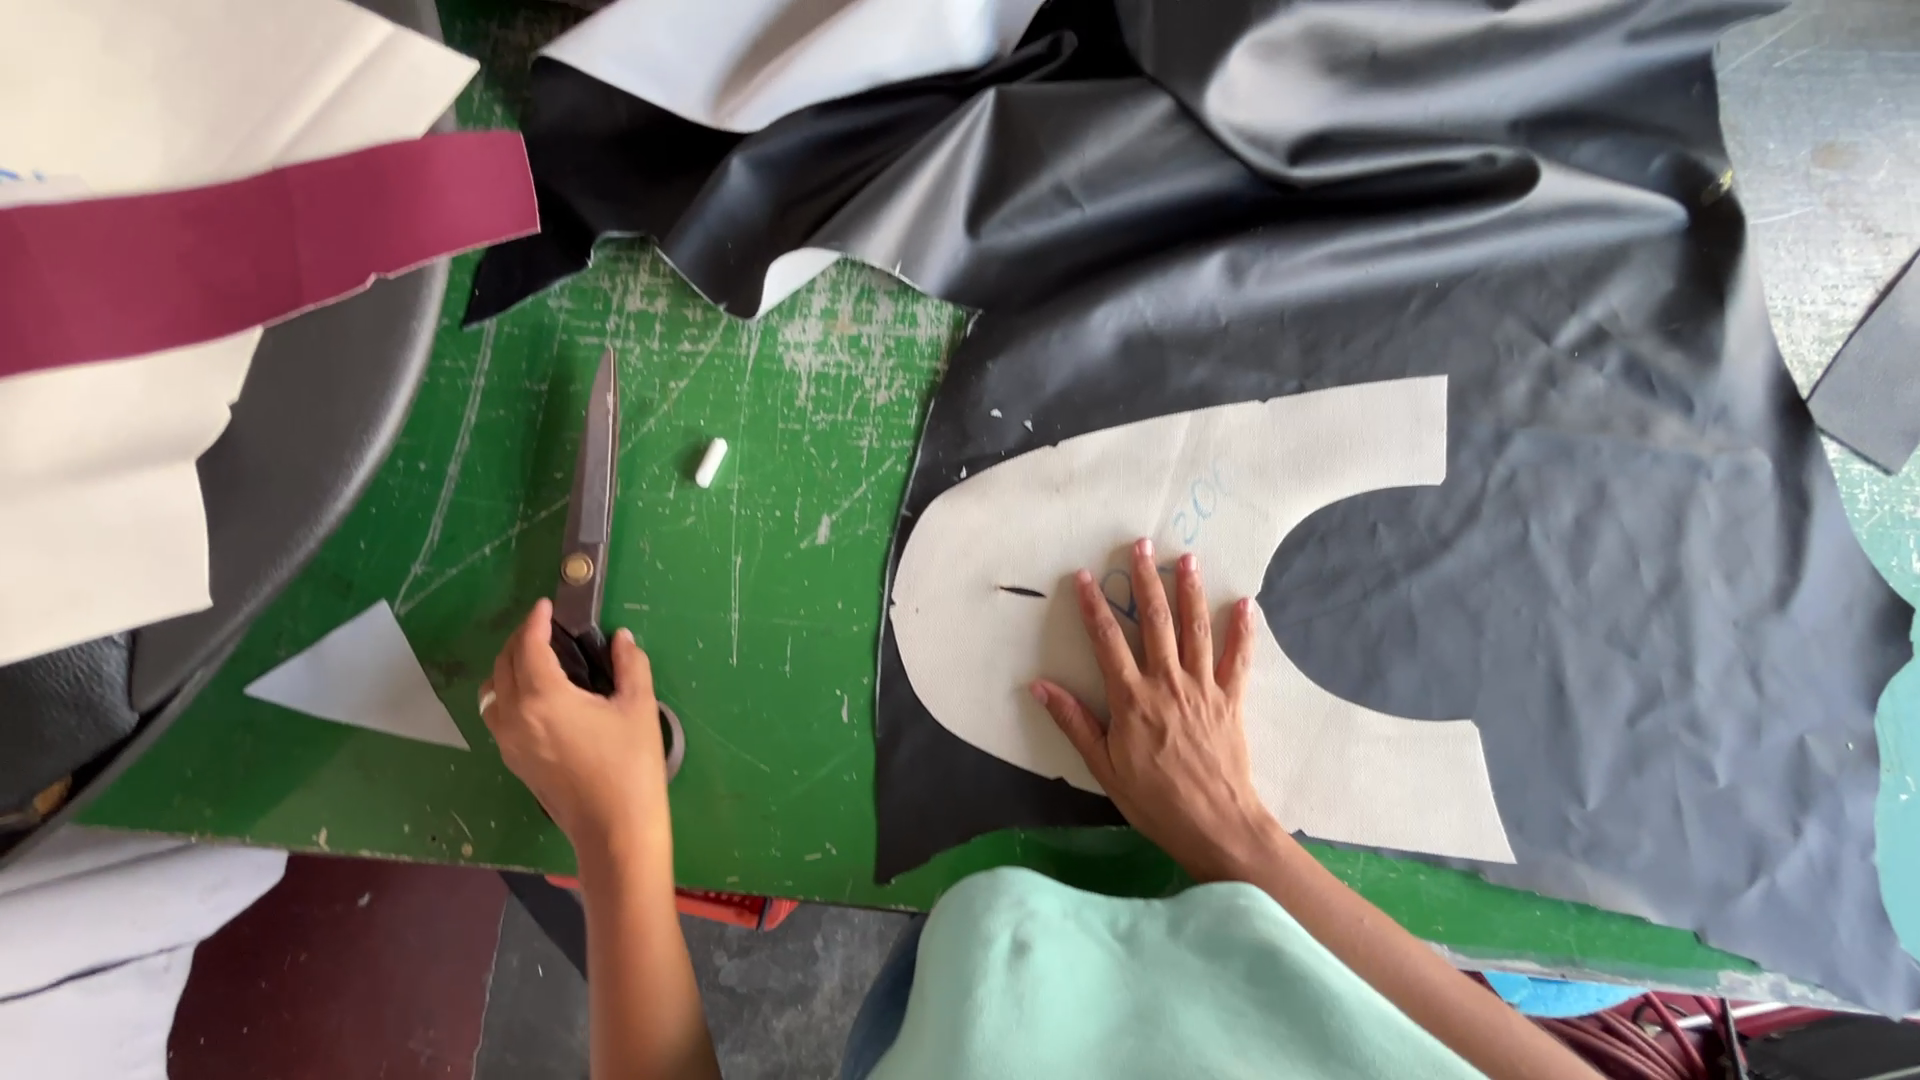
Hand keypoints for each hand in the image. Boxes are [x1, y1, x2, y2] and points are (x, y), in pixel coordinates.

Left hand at [480, 599, 669, 858]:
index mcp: (544, 699)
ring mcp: (508, 742)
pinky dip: (509, 692)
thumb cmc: (631, 764)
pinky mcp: (513, 760)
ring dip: (509, 667)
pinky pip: (498, 714)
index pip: (527, 647)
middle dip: (519, 639)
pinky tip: (538, 695)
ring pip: (493, 692)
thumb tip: (620, 639)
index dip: (535, 622)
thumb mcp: (638, 706)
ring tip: (538, 659)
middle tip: (545, 627)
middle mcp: (514, 717)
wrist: (615, 827)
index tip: (547, 606)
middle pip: (502, 665)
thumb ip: (629, 665)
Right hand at [1030, 539, 1284, 881]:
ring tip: (1187, 558)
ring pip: (1196, 629)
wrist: (1215, 825)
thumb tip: (1039, 685)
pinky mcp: (1231, 699)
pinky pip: (1238, 659)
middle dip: (1146, 580)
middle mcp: (1167, 682)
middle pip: (1155, 621)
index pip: (1107, 640)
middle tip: (1141, 545)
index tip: (1083, 576)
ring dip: (1190, 591)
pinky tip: (1245, 603)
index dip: (1093, 605)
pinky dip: (1243, 630)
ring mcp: (1203, 687)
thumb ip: (1073, 721)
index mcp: (1131, 697)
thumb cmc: (1153, 799)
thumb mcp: (1102, 766)